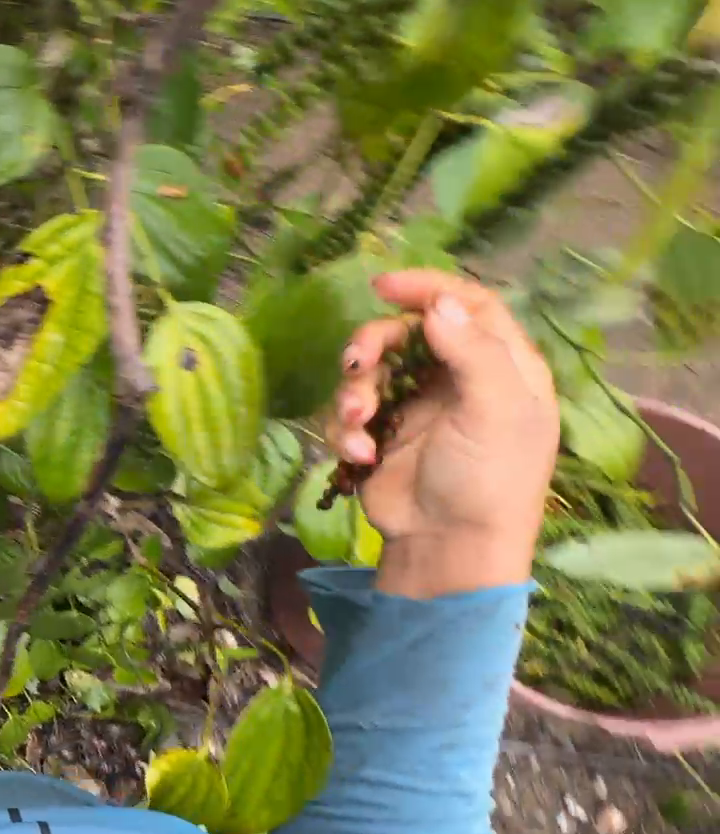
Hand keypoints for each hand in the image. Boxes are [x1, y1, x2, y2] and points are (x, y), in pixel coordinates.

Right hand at [326, 270, 559, 598]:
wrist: (446, 540)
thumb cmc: (487, 475)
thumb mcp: (495, 408)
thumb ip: (472, 352)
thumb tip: (439, 305)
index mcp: (497, 365)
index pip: (465, 306)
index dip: (427, 288)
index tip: (382, 286)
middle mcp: (451, 380)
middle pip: (402, 337)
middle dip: (371, 348)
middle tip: (355, 365)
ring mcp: (410, 409)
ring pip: (365, 376)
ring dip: (351, 397)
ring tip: (357, 425)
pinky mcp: (375, 437)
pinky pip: (345, 418)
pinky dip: (344, 434)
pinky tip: (358, 456)